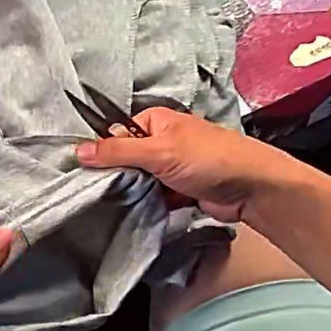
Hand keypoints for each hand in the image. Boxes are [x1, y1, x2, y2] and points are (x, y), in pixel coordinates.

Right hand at [74, 108, 307, 222]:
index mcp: (157, 121)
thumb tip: (77, 151)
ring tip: (114, 200)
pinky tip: (133, 209)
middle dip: (116, 173)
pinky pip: (151, 194)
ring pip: (137, 178)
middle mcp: (163, 140)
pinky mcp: (178, 189)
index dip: (103, 148)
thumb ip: (116, 152)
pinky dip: (145, 201)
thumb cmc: (209, 159)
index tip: (86, 167)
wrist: (253, 190)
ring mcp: (171, 166)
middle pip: (125, 157)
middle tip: (99, 188)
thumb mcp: (157, 152)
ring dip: (131, 190)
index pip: (117, 132)